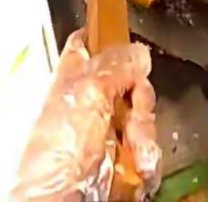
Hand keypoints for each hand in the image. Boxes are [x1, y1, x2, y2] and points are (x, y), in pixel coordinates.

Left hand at [13, 33, 159, 200]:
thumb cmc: (60, 148)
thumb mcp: (88, 92)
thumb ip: (116, 65)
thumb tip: (140, 53)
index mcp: (74, 74)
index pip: (90, 41)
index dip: (109, 38)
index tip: (130, 48)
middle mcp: (90, 99)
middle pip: (129, 79)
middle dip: (140, 98)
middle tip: (135, 114)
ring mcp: (104, 132)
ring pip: (141, 115)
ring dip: (145, 133)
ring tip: (136, 153)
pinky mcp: (118, 161)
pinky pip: (146, 148)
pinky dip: (147, 158)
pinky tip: (139, 168)